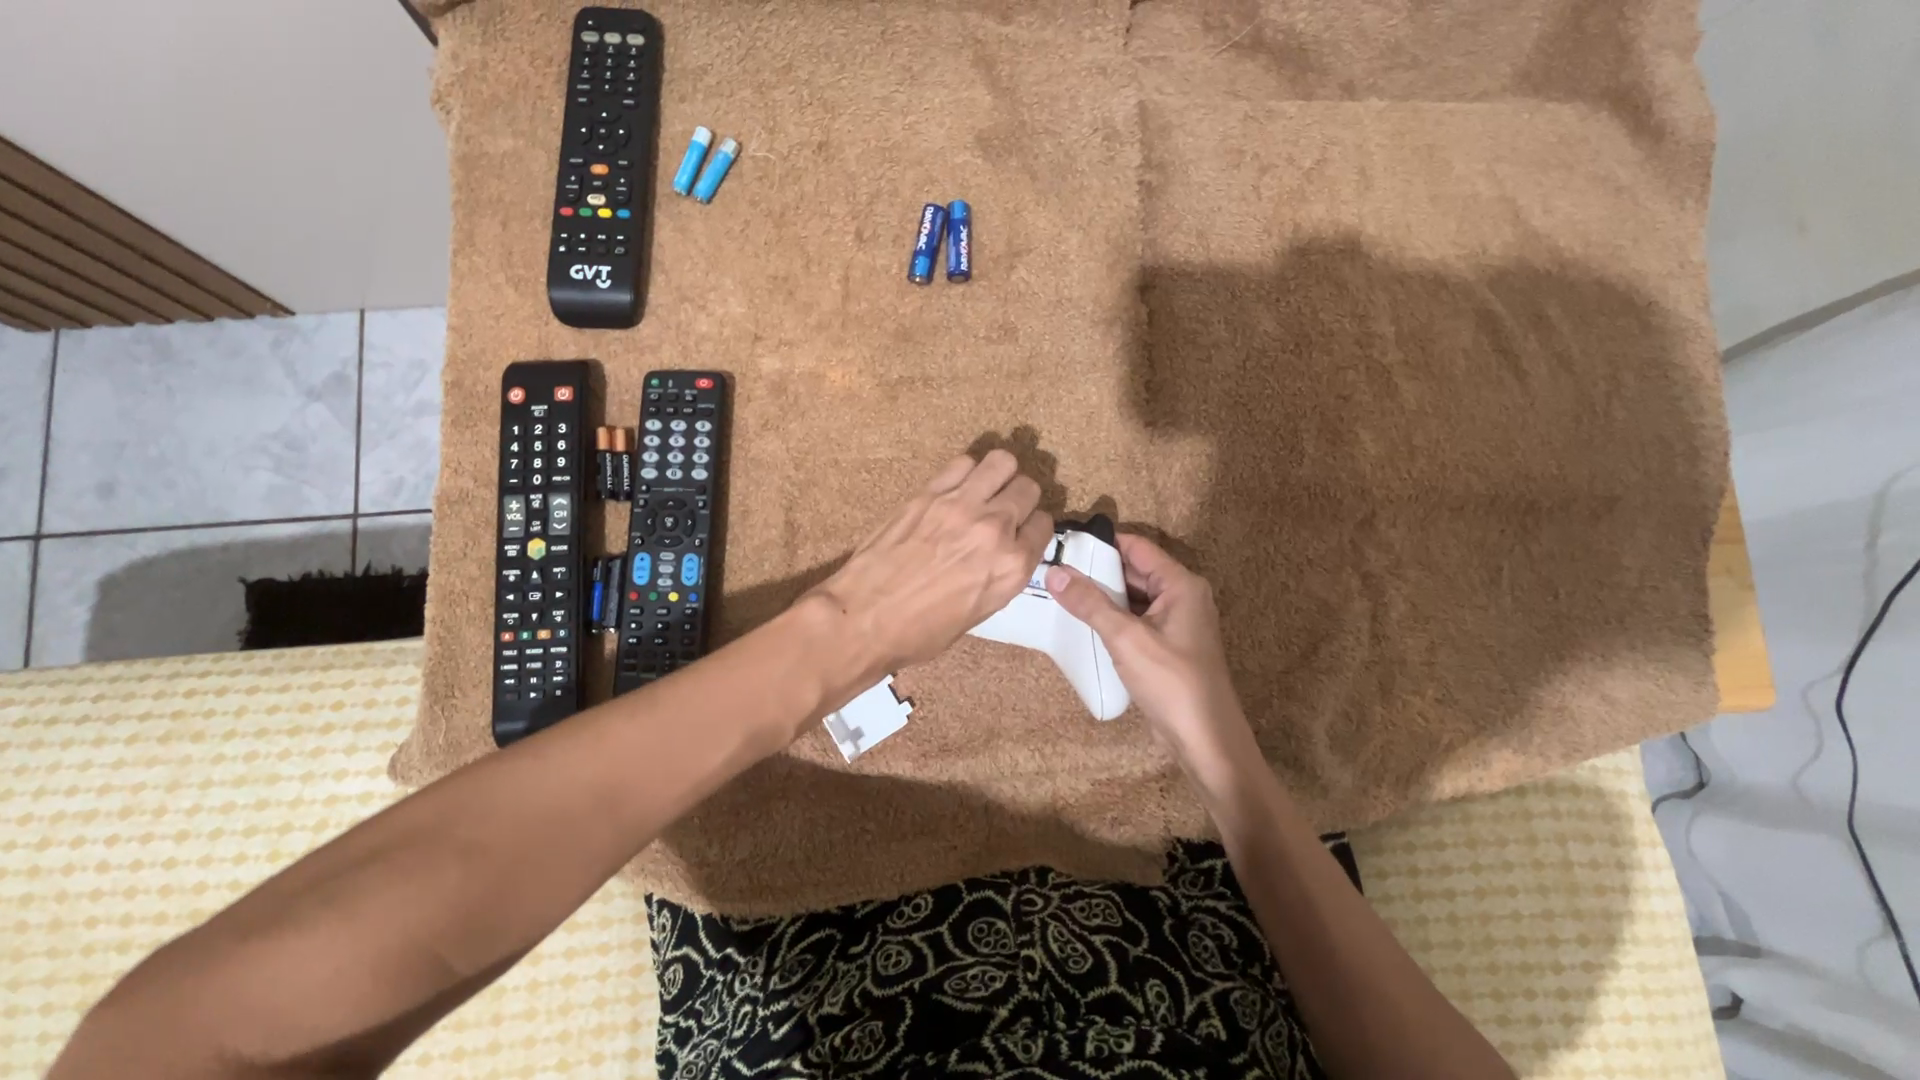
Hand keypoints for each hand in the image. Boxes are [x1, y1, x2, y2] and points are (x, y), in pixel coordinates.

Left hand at [806, 450, 1052, 679]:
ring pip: (1002, 463)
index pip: (1043, 526)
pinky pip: (963, 463)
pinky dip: (966, 472)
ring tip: (985, 490)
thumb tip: (1003, 555)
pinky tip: (957, 489)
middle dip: (1020, 498)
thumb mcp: (978, 613)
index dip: (1032, 529)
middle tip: (1005, 509)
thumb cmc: (918, 632)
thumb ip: (1000, 575)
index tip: (1022, 532)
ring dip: (999, 475)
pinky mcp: (928, 493)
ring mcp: (961, 505)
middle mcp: (994, 529)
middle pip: (1027, 489)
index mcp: (1012, 567)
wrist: (863, 618)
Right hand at [1044, 534, 1257, 781]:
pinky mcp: (1167, 647)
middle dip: (1096, 570)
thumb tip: (1054, 572)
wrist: (1205, 738)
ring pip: (1132, 597)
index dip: (1102, 542)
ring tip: (1059, 591)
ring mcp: (1175, 623)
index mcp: (1181, 585)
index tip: (1064, 542)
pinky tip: (1082, 623)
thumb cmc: (1172, 682)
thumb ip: (1090, 603)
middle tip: (1053, 568)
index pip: (1137, 547)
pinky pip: (1135, 620)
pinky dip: (1111, 618)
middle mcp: (1182, 597)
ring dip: (1101, 596)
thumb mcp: (1126, 638)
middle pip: (1134, 571)